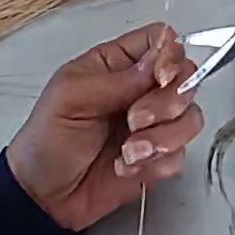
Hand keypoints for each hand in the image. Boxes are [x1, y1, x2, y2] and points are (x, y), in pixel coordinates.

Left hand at [7, 24, 204, 230]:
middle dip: (166, 103)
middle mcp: (138, 88)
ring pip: (189, 118)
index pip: (158, 41)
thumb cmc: (49, 135)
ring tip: (128, 152)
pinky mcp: (157, 157)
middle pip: (184, 78)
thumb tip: (161, 56)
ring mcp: (150, 123)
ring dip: (162, 138)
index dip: (169, 55)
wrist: (46, 194)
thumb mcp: (71, 97)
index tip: (160, 77)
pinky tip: (125, 168)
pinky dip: (156, 164)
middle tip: (134, 121)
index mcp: (113, 63)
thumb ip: (118, 79)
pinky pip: (180, 154)